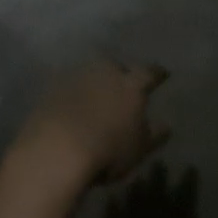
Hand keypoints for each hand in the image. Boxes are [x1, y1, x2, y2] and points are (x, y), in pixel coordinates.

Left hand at [20, 60, 170, 183]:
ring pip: (90, 73)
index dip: (157, 74)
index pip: (149, 73)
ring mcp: (76, 78)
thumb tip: (166, 125)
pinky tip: (72, 107)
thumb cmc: (107, 150)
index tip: (162, 74)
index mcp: (131, 85)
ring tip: (96, 96)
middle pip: (116, 66)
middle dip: (120, 73)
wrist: (56, 151)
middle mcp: (105, 73)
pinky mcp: (51, 89)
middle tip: (123, 84)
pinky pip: (68, 86)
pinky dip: (73, 93)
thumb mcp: (139, 148)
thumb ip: (154, 134)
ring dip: (95, 81)